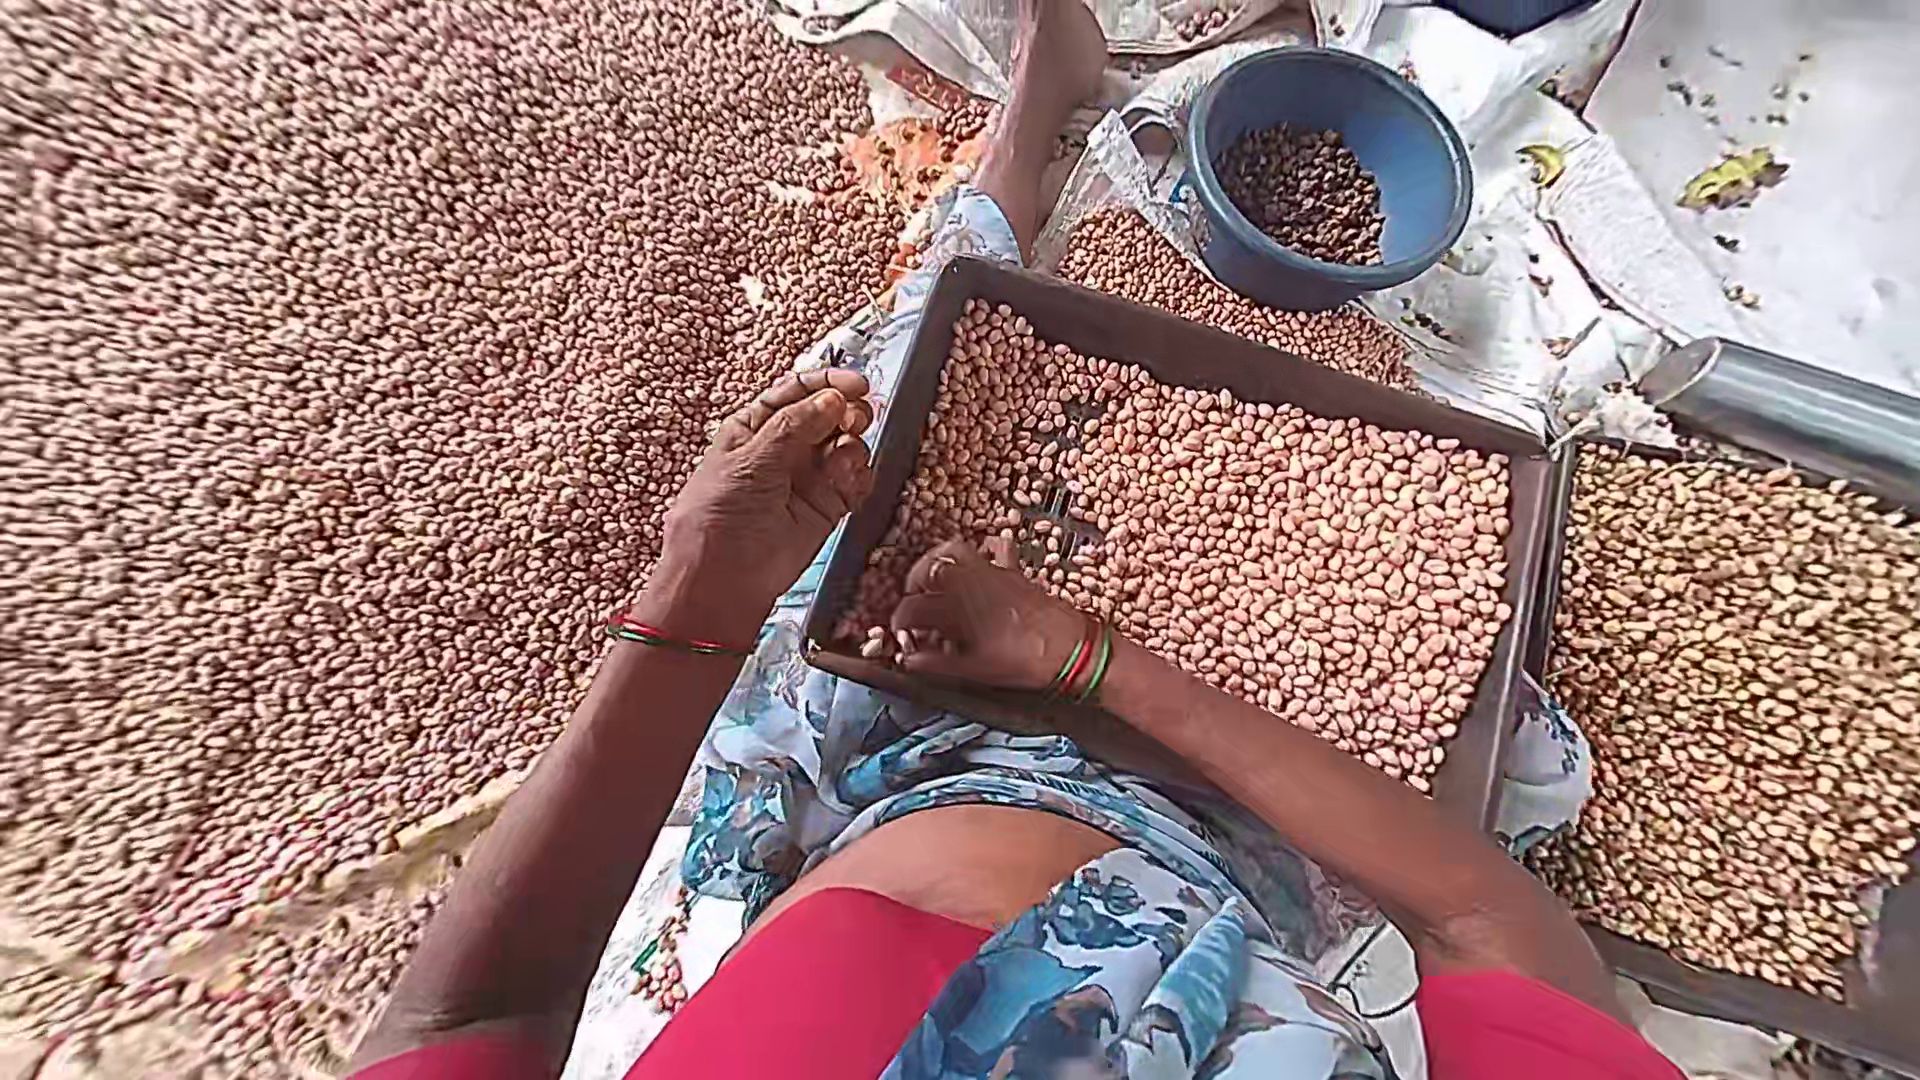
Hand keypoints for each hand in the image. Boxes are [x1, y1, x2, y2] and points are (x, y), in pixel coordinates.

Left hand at [642, 370, 875, 643]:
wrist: (727, 578)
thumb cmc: (720, 516)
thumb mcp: (750, 460)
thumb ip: (794, 426)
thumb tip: (833, 399)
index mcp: (756, 427)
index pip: (796, 392)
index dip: (827, 383)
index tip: (856, 384)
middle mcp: (786, 448)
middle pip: (828, 414)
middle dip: (846, 412)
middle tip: (856, 419)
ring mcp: (809, 476)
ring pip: (847, 444)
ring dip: (853, 445)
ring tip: (843, 460)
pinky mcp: (829, 504)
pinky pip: (856, 479)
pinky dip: (859, 476)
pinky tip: (848, 482)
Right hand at [889, 538, 1087, 689]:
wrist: (1072, 649)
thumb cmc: (1023, 662)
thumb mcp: (976, 671)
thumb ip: (937, 665)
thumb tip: (908, 661)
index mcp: (957, 607)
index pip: (914, 608)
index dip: (901, 623)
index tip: (903, 637)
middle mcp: (971, 583)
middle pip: (929, 569)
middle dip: (914, 584)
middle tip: (914, 602)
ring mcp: (993, 572)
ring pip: (956, 551)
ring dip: (939, 562)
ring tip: (937, 582)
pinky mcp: (1013, 572)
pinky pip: (995, 549)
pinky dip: (983, 552)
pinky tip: (979, 566)